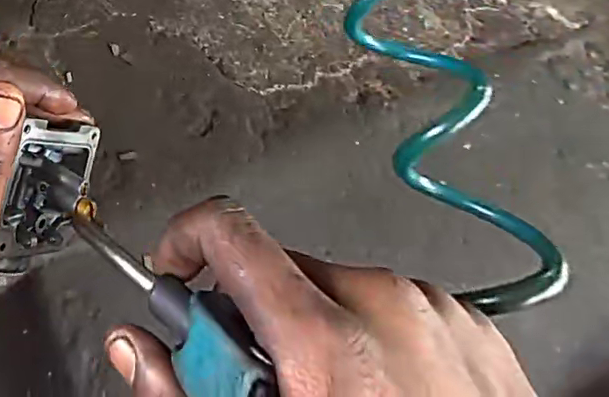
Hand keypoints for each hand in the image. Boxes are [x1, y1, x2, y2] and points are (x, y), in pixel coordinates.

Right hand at [105, 198, 534, 396]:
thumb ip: (181, 392)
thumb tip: (132, 344)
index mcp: (329, 343)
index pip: (226, 228)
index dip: (184, 242)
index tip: (176, 274)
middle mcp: (386, 305)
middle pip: (277, 268)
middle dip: (252, 313)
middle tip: (261, 382)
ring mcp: (439, 314)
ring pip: (334, 286)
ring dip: (314, 327)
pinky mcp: (476, 329)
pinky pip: (391, 305)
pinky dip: (371, 337)